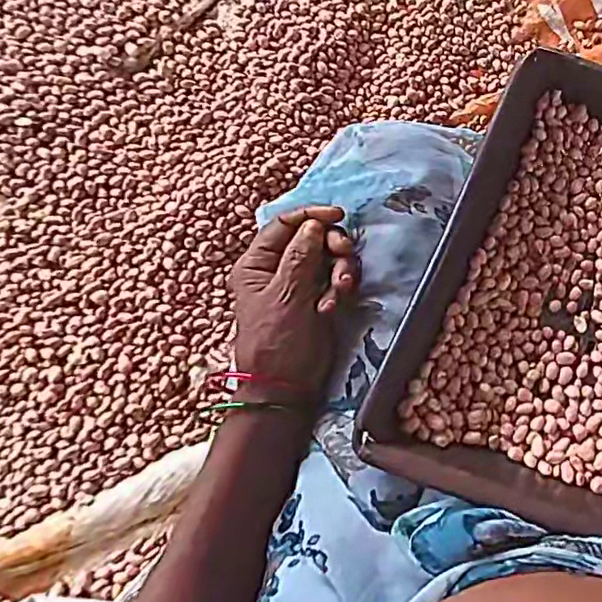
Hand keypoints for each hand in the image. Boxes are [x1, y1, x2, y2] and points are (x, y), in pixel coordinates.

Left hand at [226, 205, 358, 399]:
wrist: (288, 386)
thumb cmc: (278, 341)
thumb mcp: (287, 295)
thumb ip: (301, 256)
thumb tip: (314, 224)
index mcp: (257, 263)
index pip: (284, 224)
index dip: (311, 215)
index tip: (339, 216)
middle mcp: (279, 268)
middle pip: (313, 237)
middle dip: (332, 246)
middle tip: (344, 256)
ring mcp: (301, 283)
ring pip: (330, 257)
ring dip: (340, 269)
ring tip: (340, 291)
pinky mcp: (320, 297)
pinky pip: (337, 277)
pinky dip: (341, 287)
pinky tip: (335, 304)